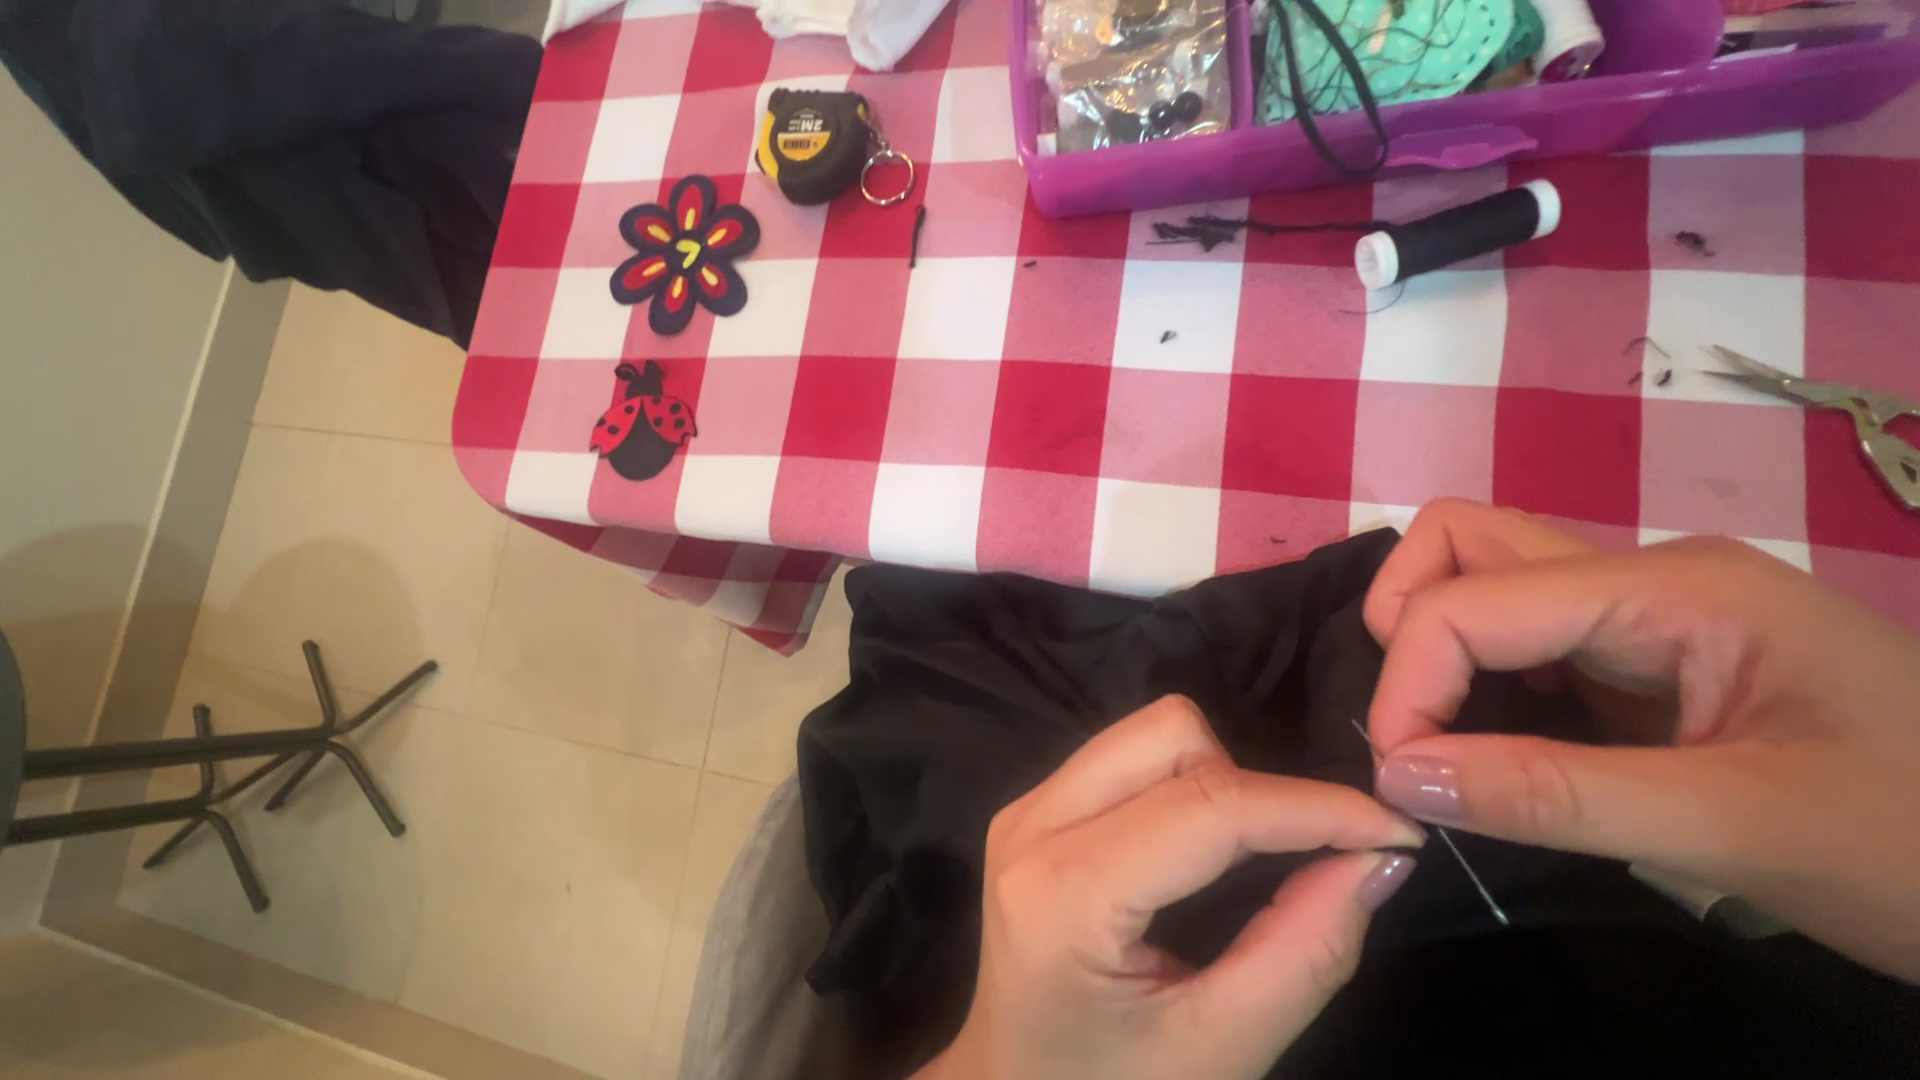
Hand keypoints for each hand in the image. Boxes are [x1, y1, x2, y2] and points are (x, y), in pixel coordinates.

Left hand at [919, 696, 1423, 1079]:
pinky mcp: (1031, 806)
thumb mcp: (1220, 1050)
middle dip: (1254, 786)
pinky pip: (1126, 754)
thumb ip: (1305, 950)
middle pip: (1170, 734)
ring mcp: (1025, 807)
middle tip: (1296, 858)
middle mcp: (1033, 824)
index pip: (1208, 807)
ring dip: (1217, 777)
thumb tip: (1377, 859)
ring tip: (1240, 859)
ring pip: (1149, 732)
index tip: (1394, 830)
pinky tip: (1194, 848)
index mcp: (1066, 893)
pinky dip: (1183, 782)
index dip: (1314, 808)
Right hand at [1363, 498, 1919, 981]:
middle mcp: (1643, 573)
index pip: (1470, 601)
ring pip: (1479, 577)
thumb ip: (1551, 796)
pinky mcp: (1637, 652)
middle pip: (1461, 542)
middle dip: (1402, 625)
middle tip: (1407, 727)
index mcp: (1673, 589)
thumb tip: (1394, 777)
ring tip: (1433, 731)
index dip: (1407, 684)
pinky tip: (1483, 735)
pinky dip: (1468, 674)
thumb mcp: (1740, 831)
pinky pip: (1514, 632)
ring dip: (1430, 643)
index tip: (1398, 783)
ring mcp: (1641, 609)